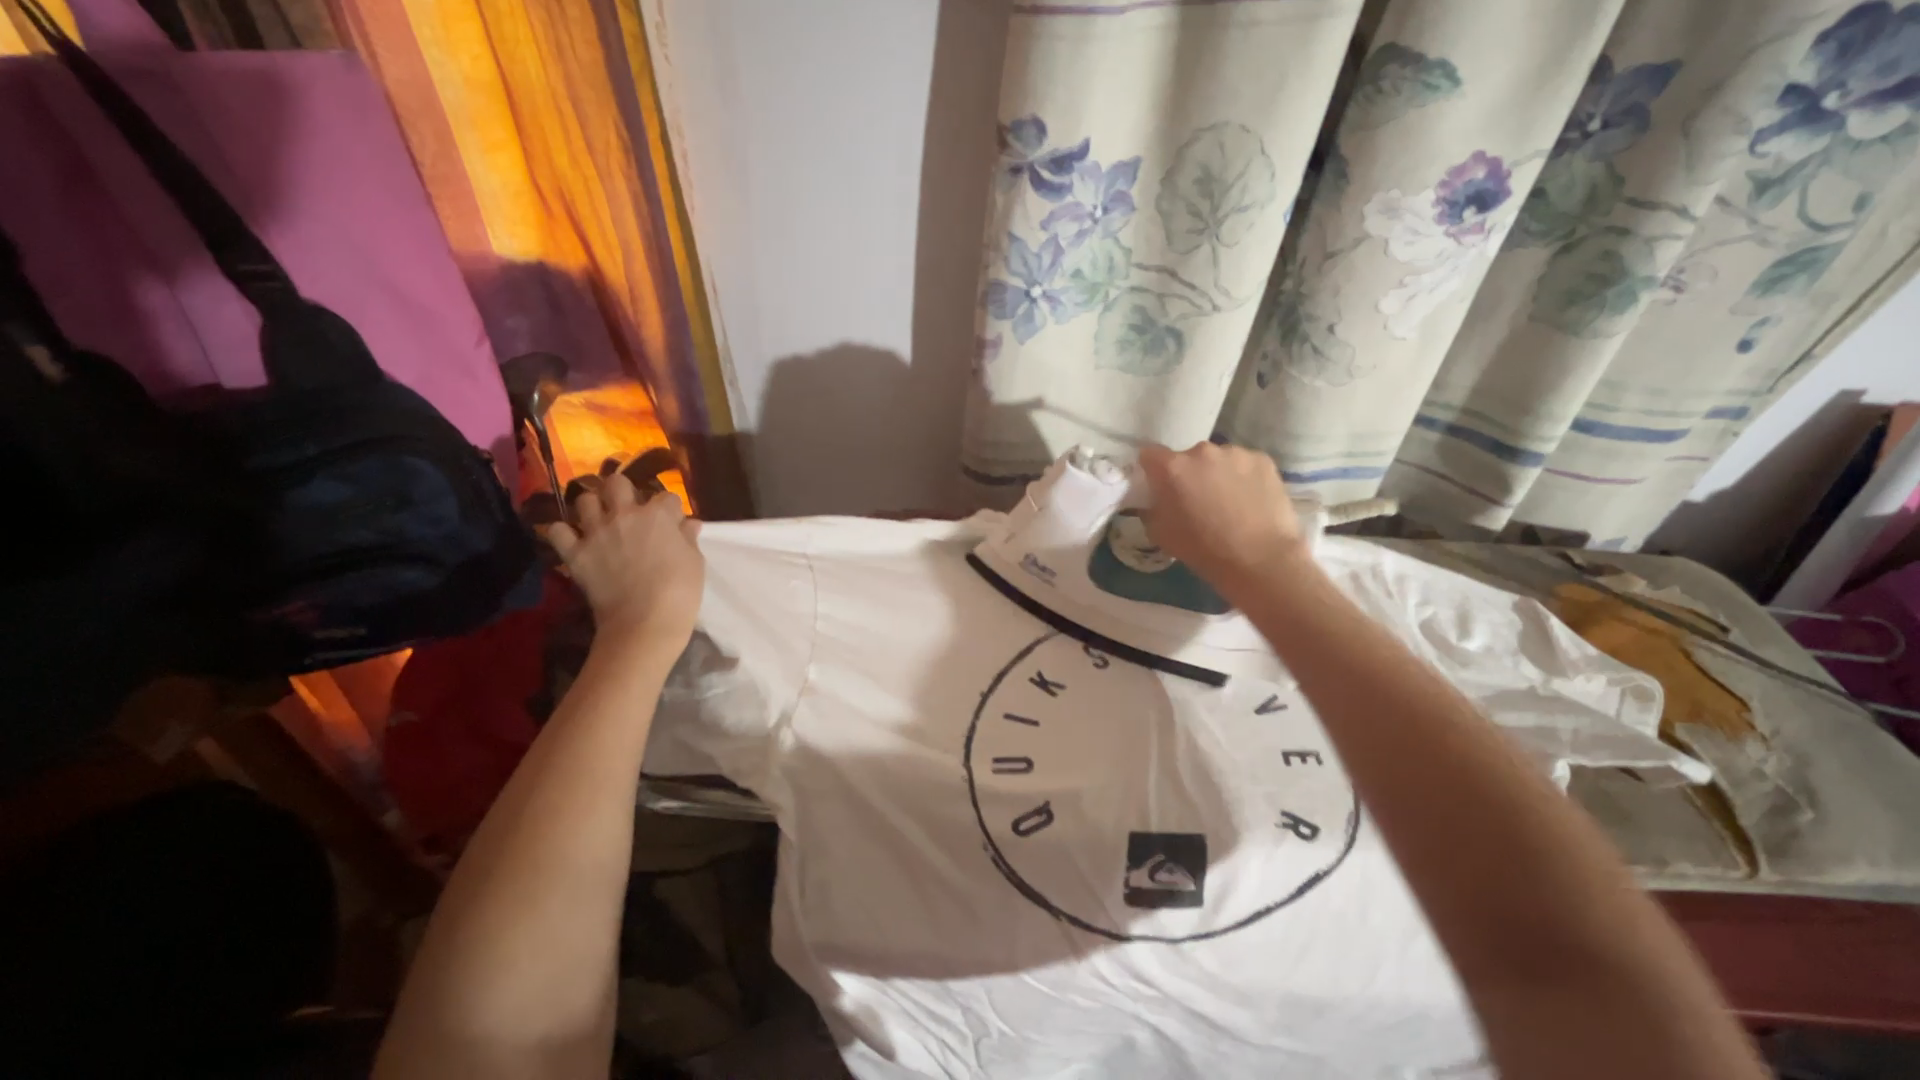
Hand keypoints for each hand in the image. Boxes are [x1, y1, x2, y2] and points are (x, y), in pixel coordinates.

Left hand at [546, 473, 704, 650]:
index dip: (670, 509)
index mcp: (658, 515)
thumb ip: (688, 538)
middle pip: (616, 482)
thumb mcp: (695, 563)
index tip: (672, 522)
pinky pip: (557, 531)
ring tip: (598, 520)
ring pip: (584, 499)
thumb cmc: (680, 594)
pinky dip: (563, 533)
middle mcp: (624, 515)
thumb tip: (688, 524)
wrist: (644, 625)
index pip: (667, 497)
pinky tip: (572, 539)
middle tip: (627, 508)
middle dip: (622, 491)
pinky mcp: (575, 554)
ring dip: (592, 507)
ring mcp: (596, 532)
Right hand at [1137, 442, 1310, 592]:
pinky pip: (1246, 465)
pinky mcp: (1263, 460)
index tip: (1158, 485)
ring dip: (1218, 474)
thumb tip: (1155, 499)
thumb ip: (1152, 508)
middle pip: (1188, 457)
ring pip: (1219, 460)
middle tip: (1198, 500)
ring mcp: (1236, 453)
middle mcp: (1202, 451)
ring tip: (1230, 502)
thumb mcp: (1160, 534)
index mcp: (1172, 468)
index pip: (1149, 455)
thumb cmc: (1204, 550)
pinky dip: (1245, 478)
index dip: (1152, 470)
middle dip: (1190, 474)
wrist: (1260, 560)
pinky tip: (1251, 501)